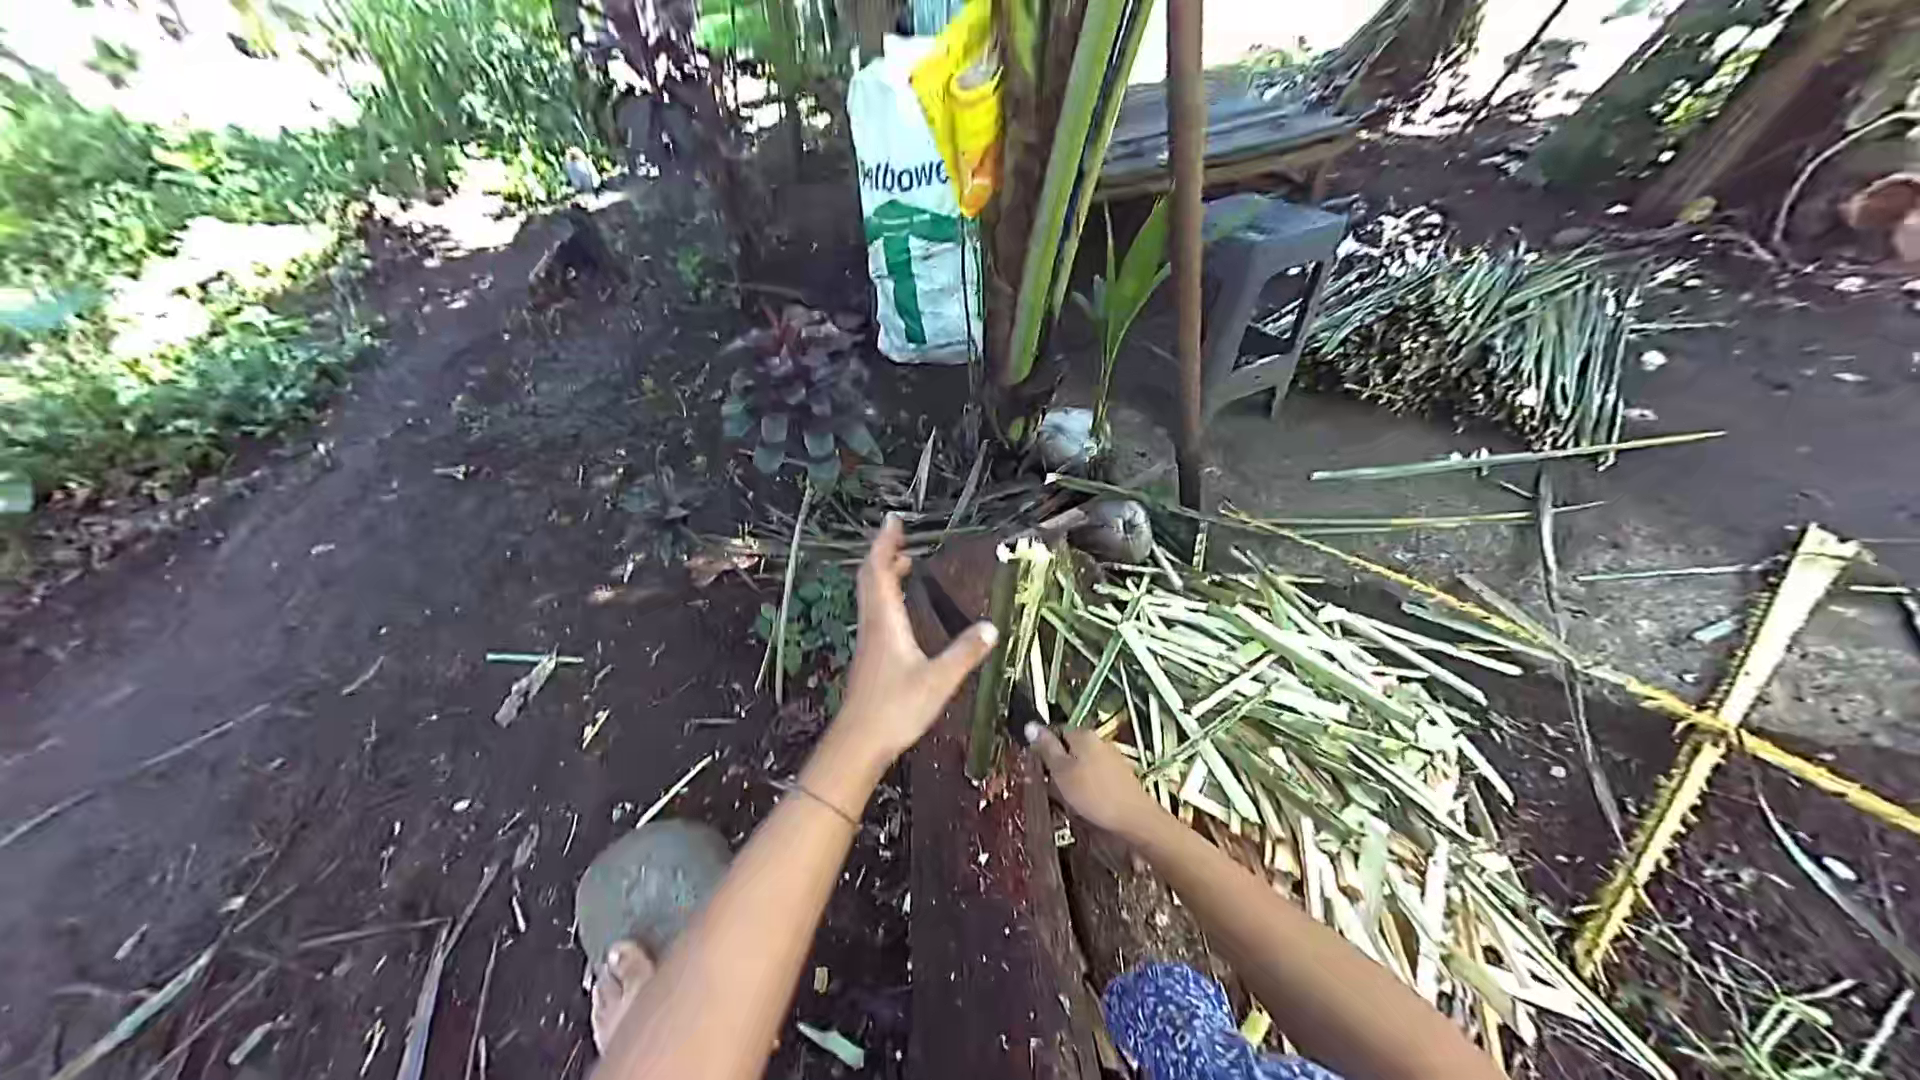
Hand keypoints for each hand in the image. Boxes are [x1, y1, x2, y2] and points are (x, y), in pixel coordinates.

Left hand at [830, 515, 997, 765]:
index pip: (880, 571)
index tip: (893, 521)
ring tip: (905, 561)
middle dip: (884, 552)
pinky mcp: (870, 654)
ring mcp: (869, 639)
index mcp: (886, 621)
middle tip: (900, 535)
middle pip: (870, 577)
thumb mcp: (939, 681)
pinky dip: (886, 594)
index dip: (884, 544)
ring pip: (870, 594)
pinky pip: (874, 610)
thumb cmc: (896, 709)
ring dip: (884, 572)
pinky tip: (901, 607)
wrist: (859, 742)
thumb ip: (965, 653)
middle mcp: (873, 624)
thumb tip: (991, 628)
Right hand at [1025, 724, 1167, 842]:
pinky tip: (1086, 802)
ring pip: (1082, 762)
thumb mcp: (1061, 771)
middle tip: (1051, 786)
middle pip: (1069, 747)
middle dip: (1058, 765)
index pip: (1056, 730)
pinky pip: (1095, 775)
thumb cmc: (1093, 794)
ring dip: (1072, 777)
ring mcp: (1111, 757)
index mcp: (1083, 734)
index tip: (1038, 768)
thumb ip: (1046, 747)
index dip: (1044, 748)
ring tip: (1067, 798)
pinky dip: (1087, 786)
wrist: (1134, 819)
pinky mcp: (1120, 775)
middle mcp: (1098, 740)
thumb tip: (1030, 725)